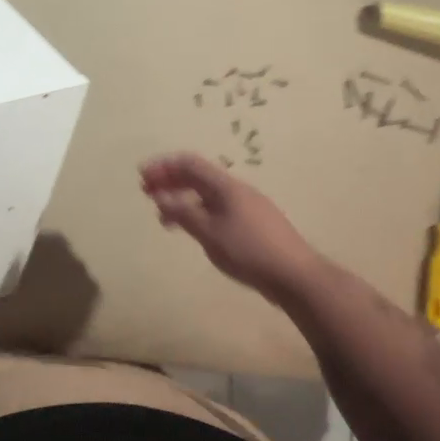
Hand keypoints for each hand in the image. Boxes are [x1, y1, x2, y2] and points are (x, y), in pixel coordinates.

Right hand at [140, 153, 323, 299]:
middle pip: (197, 176)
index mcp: (225, 186)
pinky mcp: (254, 226)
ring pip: (207, 195)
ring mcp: (247, 208)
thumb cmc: (250, 251)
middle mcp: (236, 190)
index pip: (189, 163)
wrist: (297, 277)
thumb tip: (160, 196)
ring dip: (182, 199)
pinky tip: (193, 230)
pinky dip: (198, 213)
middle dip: (170, 181)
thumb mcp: (209, 232)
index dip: (163, 166)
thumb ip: (182, 213)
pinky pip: (217, 209)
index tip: (142, 177)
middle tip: (147, 193)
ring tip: (164, 217)